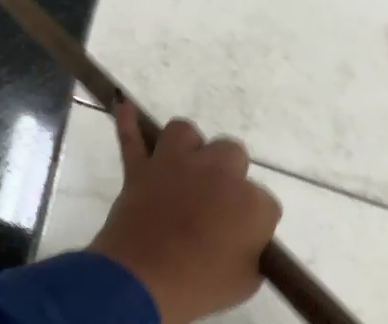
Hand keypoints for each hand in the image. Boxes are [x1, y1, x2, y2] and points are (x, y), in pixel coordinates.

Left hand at [86, 102, 281, 322]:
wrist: (145, 275)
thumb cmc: (204, 282)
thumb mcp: (248, 274)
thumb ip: (249, 241)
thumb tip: (238, 230)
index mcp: (249, 201)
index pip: (264, 200)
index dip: (254, 218)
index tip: (243, 234)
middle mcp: (213, 171)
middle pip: (230, 151)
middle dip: (228, 170)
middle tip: (218, 198)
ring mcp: (171, 163)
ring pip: (182, 131)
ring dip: (188, 145)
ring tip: (187, 164)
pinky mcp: (138, 166)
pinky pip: (129, 135)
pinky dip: (126, 121)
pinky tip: (124, 105)